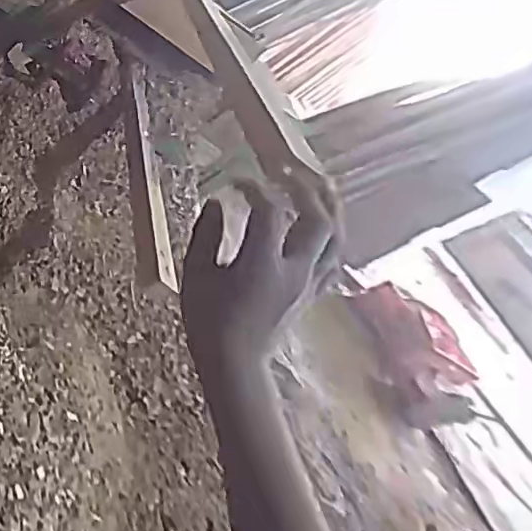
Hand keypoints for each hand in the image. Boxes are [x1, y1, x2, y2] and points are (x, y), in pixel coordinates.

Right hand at [181, 174, 340, 375]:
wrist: (235, 361)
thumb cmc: (207, 317)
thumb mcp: (195, 272)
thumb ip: (206, 234)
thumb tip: (216, 202)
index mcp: (262, 263)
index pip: (269, 212)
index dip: (254, 188)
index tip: (236, 179)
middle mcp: (295, 270)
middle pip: (318, 221)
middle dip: (306, 189)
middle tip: (289, 168)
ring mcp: (309, 282)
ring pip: (336, 238)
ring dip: (329, 208)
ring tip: (318, 185)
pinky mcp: (313, 292)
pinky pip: (333, 257)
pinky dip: (330, 233)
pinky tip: (320, 223)